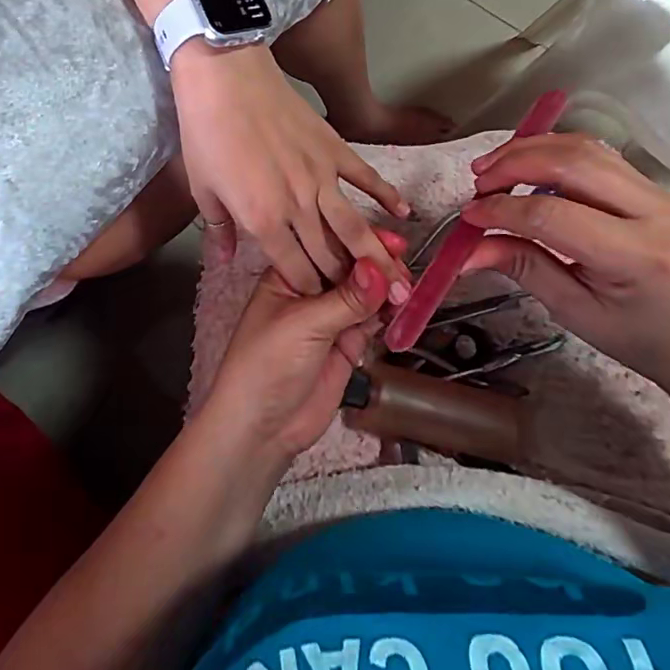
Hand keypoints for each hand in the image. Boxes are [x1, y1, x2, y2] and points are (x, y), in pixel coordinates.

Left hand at [173, 44, 413, 295]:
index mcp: (263, 221)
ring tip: (399, 279)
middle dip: (350, 284)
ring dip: (377, 256)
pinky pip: (367, 178)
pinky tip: (405, 215)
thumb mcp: (202, 188)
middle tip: (372, 302)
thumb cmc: (206, 134)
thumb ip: (219, 229)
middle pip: (330, 256)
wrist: (225, 78)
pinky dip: (387, 196)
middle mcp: (299, 207)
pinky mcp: (335, 150)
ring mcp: (322, 178)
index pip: (296, 270)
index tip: (322, 302)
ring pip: (355, 227)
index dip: (311, 291)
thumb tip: (224, 260)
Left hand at [199, 248, 398, 463]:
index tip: (390, 241)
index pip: (326, 246)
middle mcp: (309, 289)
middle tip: (404, 264)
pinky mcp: (346, 342)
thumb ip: (346, 299)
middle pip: (350, 267)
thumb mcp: (304, 326)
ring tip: (408, 285)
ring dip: (388, 287)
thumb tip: (381, 269)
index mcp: (287, 274)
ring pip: (365, 293)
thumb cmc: (266, 366)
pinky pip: (372, 319)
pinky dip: (389, 312)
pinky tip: (405, 305)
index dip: (357, 240)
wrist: (261, 429)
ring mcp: (329, 316)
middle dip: (377, 263)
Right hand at [459, 133, 669, 405]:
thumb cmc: (644, 342)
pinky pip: (603, 159)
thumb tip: (469, 251)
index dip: (503, 209)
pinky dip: (557, 156)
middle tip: (478, 180)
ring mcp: (668, 197)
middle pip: (575, 163)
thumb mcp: (577, 314)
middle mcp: (661, 215)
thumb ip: (525, 270)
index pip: (555, 214)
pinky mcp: (663, 190)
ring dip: (534, 150)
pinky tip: (530, 169)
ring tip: (495, 167)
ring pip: (590, 149)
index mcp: (641, 258)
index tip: (469, 216)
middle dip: (516, 163)